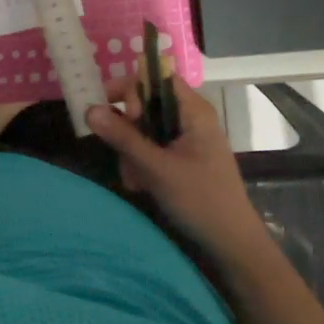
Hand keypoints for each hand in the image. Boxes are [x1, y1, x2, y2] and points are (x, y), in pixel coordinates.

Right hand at [87, 73, 265, 255]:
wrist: (234, 246)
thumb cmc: (201, 201)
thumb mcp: (157, 169)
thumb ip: (123, 137)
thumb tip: (89, 109)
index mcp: (194, 110)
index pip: (155, 78)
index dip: (133, 90)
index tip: (123, 116)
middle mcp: (190, 117)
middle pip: (146, 103)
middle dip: (128, 128)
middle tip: (120, 149)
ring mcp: (187, 138)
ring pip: (145, 127)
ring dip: (132, 150)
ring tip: (133, 179)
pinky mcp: (183, 156)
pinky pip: (152, 146)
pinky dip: (141, 162)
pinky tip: (139, 184)